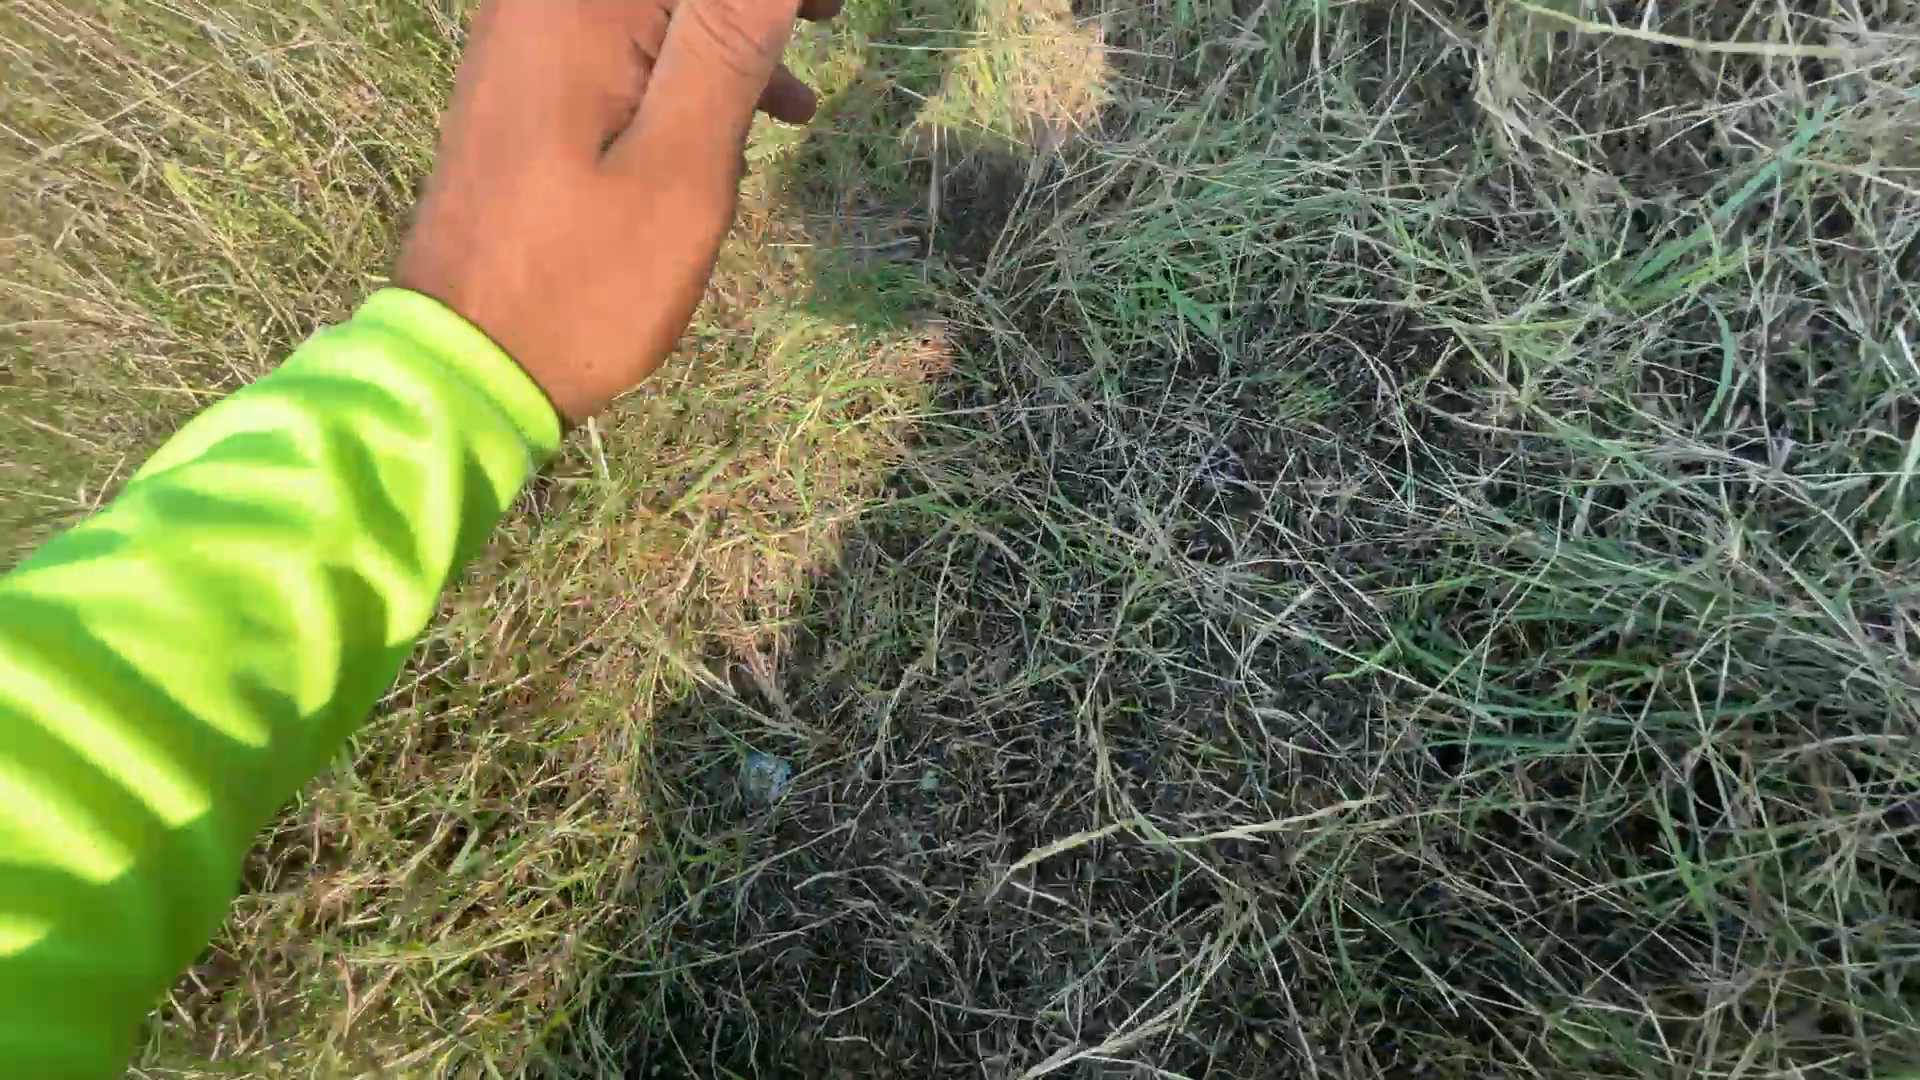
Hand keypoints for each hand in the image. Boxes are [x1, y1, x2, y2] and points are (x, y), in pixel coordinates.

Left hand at [394, 0, 837, 421]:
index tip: (830, 13)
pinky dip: (682, 74)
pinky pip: (620, 52)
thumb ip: (726, 49)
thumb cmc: (593, 279)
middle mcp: (545, 5)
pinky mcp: (533, 96)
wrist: (482, 355)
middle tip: (823, 24)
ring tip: (796, 103)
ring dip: (724, 40)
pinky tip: (724, 133)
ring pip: (647, 17)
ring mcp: (531, 48)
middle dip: (747, 9)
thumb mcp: (680, 169)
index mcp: (584, 8)